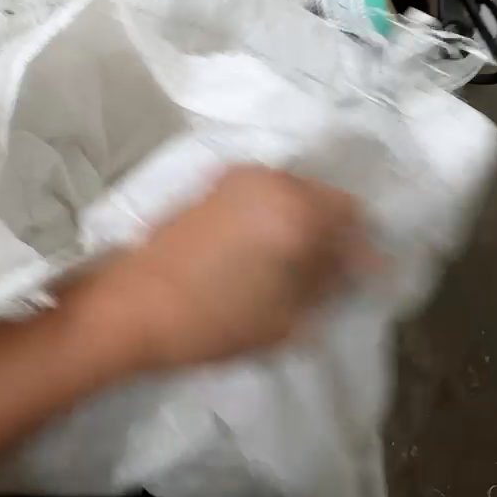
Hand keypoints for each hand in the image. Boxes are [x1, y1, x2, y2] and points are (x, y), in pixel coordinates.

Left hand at [68, 165, 371, 374]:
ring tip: (296, 265)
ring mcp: (237, 176)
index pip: (355, 217)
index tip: (364, 278)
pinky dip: (275, 213)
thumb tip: (357, 264)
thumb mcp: (287, 315)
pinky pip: (263, 192)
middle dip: (334, 232)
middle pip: (324, 197)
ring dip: (303, 221)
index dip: (364, 249)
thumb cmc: (214, 320)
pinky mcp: (212, 184)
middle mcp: (270, 179)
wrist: (132, 304)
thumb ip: (330, 282)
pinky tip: (265, 249)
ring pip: (293, 191)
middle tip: (330, 274)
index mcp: (296, 208)